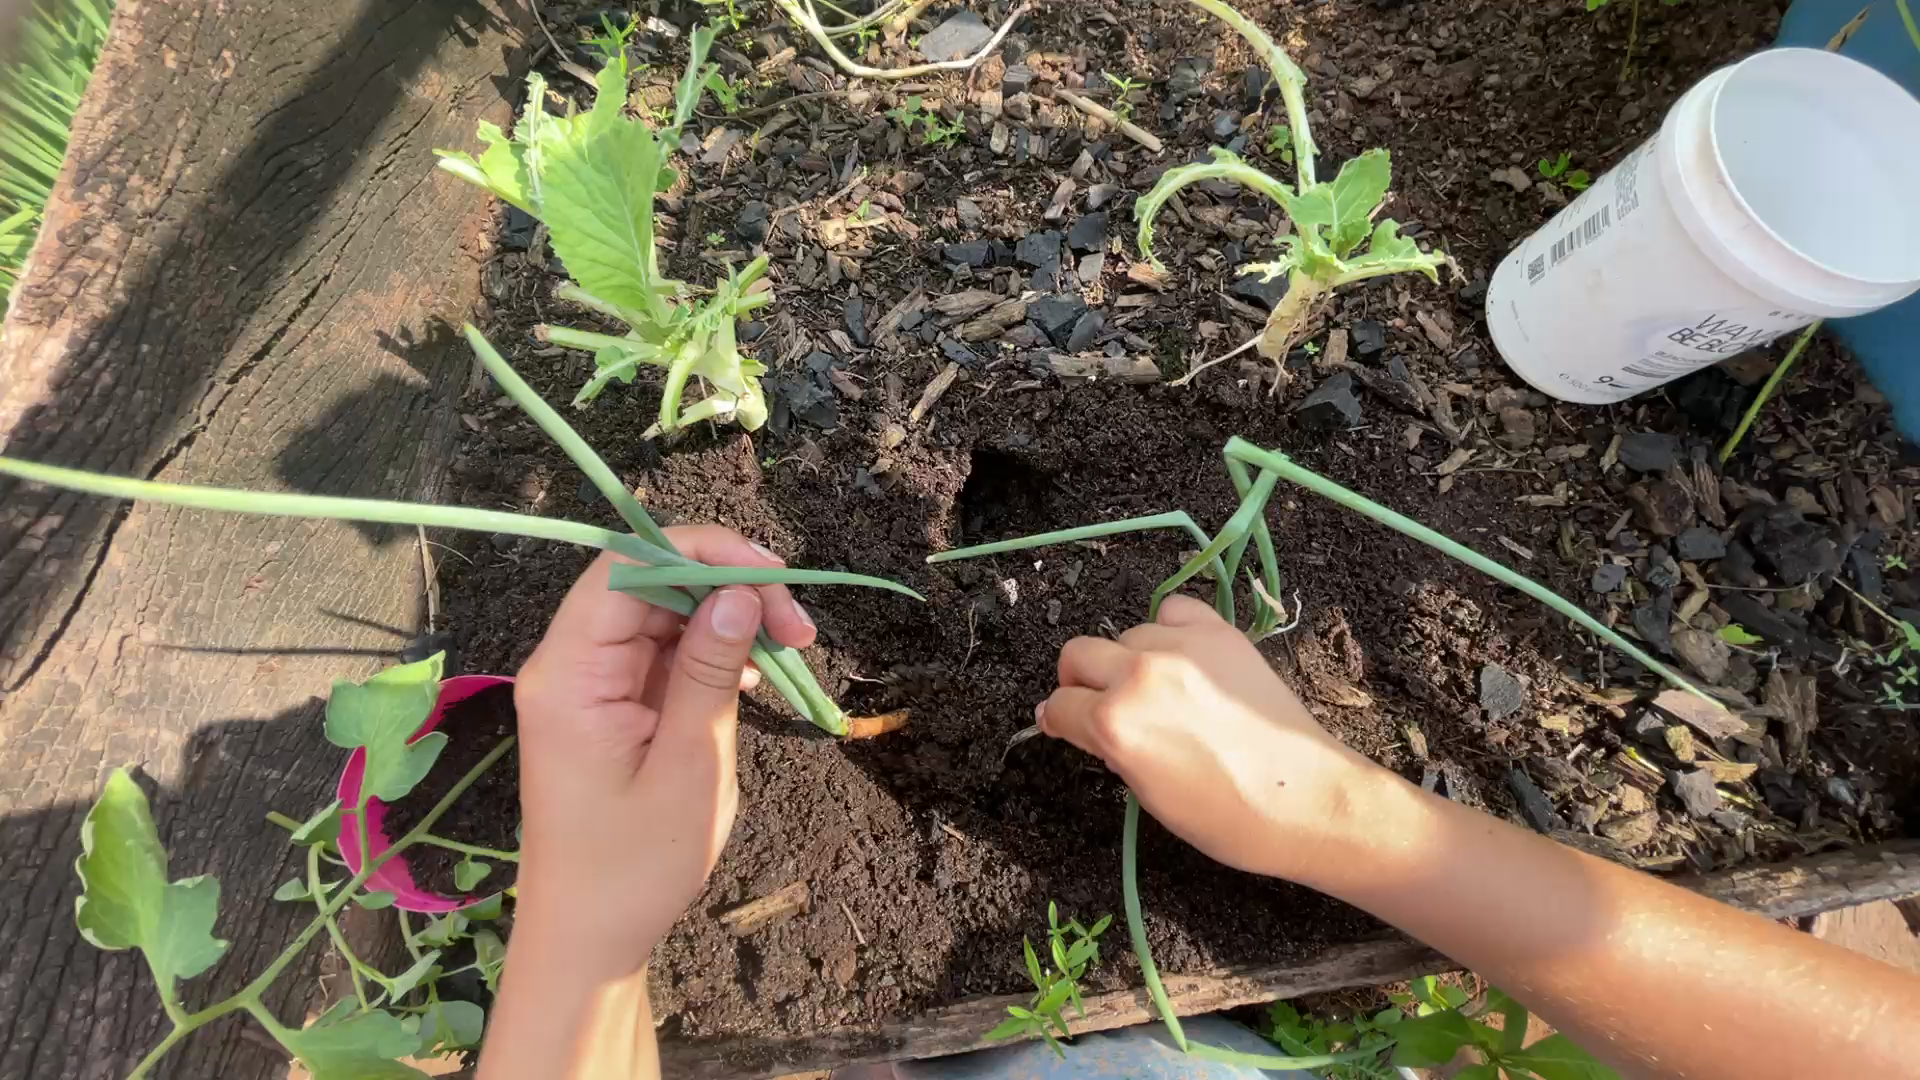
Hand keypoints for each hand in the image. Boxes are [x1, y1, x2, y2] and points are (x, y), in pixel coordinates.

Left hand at [509, 526, 815, 970]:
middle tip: (799, 627)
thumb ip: (709, 670)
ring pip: (671, 611)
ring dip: (733, 618)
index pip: (630, 566)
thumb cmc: (637, 863)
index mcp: (571, 674)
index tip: (773, 576)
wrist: (593, 935)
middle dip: (732, 588)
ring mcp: (597, 679)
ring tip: (790, 650)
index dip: (703, 552)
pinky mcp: (619, 697)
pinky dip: (719, 650)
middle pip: (655, 581)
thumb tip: (739, 593)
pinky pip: (672, 648)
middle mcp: (574, 663)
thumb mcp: (689, 763)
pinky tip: (753, 675)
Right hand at [1036, 594, 1395, 884]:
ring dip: (1127, 661)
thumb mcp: (1147, 795)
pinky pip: (1171, 611)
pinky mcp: (1217, 632)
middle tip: (1098, 703)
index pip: (1059, 705)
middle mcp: (1138, 675)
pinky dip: (1167, 630)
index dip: (1059, 720)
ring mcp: (1179, 648)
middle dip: (1078, 682)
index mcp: (1115, 723)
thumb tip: (1078, 722)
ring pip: (1124, 636)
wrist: (1310, 799)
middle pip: (1076, 654)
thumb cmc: (1228, 816)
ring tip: (1158, 689)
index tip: (1065, 724)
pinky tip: (1179, 657)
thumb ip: (1106, 748)